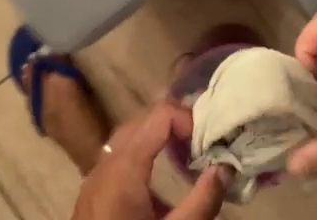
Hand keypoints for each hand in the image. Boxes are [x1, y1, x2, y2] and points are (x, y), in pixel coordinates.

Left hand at [72, 102, 229, 219]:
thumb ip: (202, 201)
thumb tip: (226, 168)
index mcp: (123, 168)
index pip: (159, 115)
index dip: (188, 119)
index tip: (208, 144)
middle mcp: (104, 164)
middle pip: (143, 120)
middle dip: (175, 124)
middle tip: (202, 144)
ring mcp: (93, 179)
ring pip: (128, 137)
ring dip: (158, 138)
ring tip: (186, 156)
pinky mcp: (90, 195)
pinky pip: (118, 158)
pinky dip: (142, 155)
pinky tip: (160, 182)